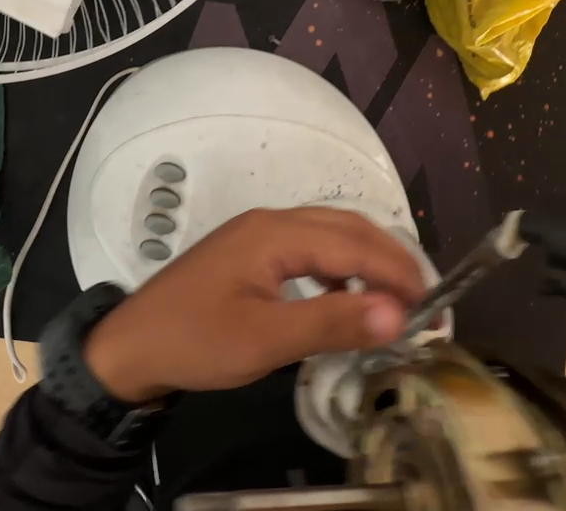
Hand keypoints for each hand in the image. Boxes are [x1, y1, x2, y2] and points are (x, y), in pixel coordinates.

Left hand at [83, 207, 425, 401]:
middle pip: (344, 226)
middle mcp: (269, 222)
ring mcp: (256, 233)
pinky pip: (306, 245)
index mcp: (275, 234)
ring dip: (364, 257)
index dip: (396, 271)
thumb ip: (332, 323)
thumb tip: (397, 313)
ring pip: (326, 231)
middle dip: (388, 257)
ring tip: (393, 297)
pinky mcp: (248, 250)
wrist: (133, 343)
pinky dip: (336, 263)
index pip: (352, 242)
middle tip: (424, 299)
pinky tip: (343, 293)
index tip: (432, 305)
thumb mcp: (266, 340)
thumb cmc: (197, 340)